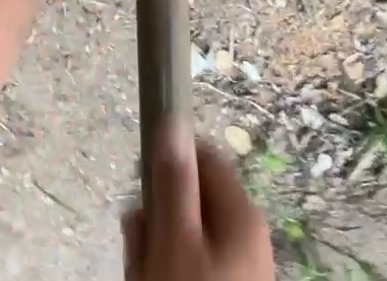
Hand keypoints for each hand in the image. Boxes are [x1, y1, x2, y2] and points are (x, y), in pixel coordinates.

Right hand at [123, 122, 274, 280]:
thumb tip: (172, 120)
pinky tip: (152, 279)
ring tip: (143, 270)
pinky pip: (187, 261)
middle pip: (188, 197)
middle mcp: (245, 232)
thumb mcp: (175, 237)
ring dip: (154, 245)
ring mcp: (237, 263)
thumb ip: (173, 179)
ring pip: (182, 232)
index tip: (142, 183)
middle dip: (155, 214)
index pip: (202, 155)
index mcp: (242, 214)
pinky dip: (165, 267)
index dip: (168, 161)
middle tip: (140, 242)